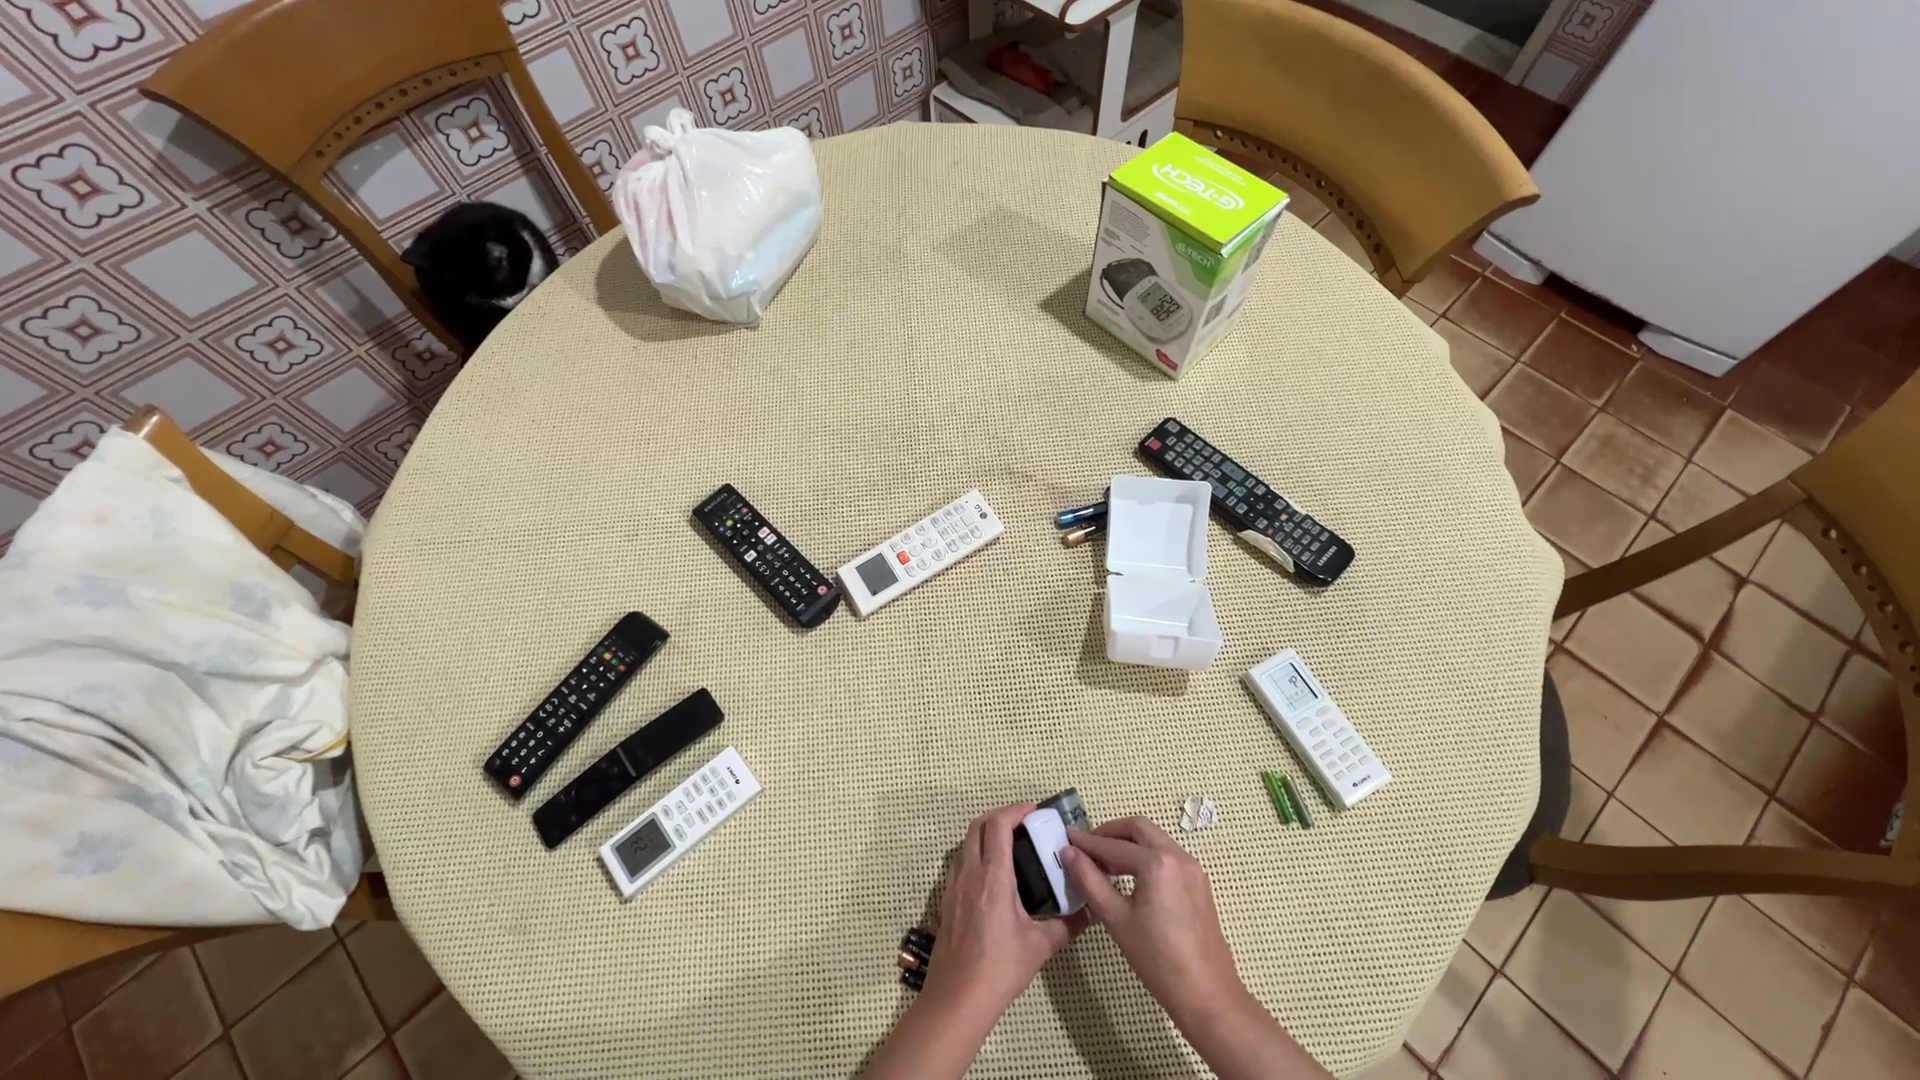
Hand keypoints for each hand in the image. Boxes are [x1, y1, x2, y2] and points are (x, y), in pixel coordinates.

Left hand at [921, 803, 1087, 1020]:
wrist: (958, 999)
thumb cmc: (1000, 969)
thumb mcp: (1040, 946)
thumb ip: (1068, 924)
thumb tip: (1092, 911)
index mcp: (992, 878)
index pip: (997, 826)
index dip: (1015, 810)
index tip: (1034, 810)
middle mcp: (969, 874)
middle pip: (976, 826)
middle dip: (999, 816)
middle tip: (1023, 822)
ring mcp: (953, 887)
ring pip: (965, 844)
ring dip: (985, 833)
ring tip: (1011, 844)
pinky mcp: (946, 901)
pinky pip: (960, 863)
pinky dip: (976, 854)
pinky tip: (994, 874)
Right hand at [1060, 817, 1247, 1021]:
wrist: (1206, 993)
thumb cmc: (1157, 958)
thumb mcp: (1116, 919)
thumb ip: (1090, 881)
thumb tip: (1069, 854)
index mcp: (1158, 863)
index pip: (1113, 845)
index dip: (1087, 842)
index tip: (1066, 838)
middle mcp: (1179, 856)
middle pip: (1139, 828)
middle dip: (1110, 833)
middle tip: (1087, 847)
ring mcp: (1193, 868)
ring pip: (1155, 840)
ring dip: (1128, 843)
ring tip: (1104, 864)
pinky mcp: (1199, 882)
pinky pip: (1167, 855)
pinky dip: (1145, 855)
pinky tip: (1130, 877)